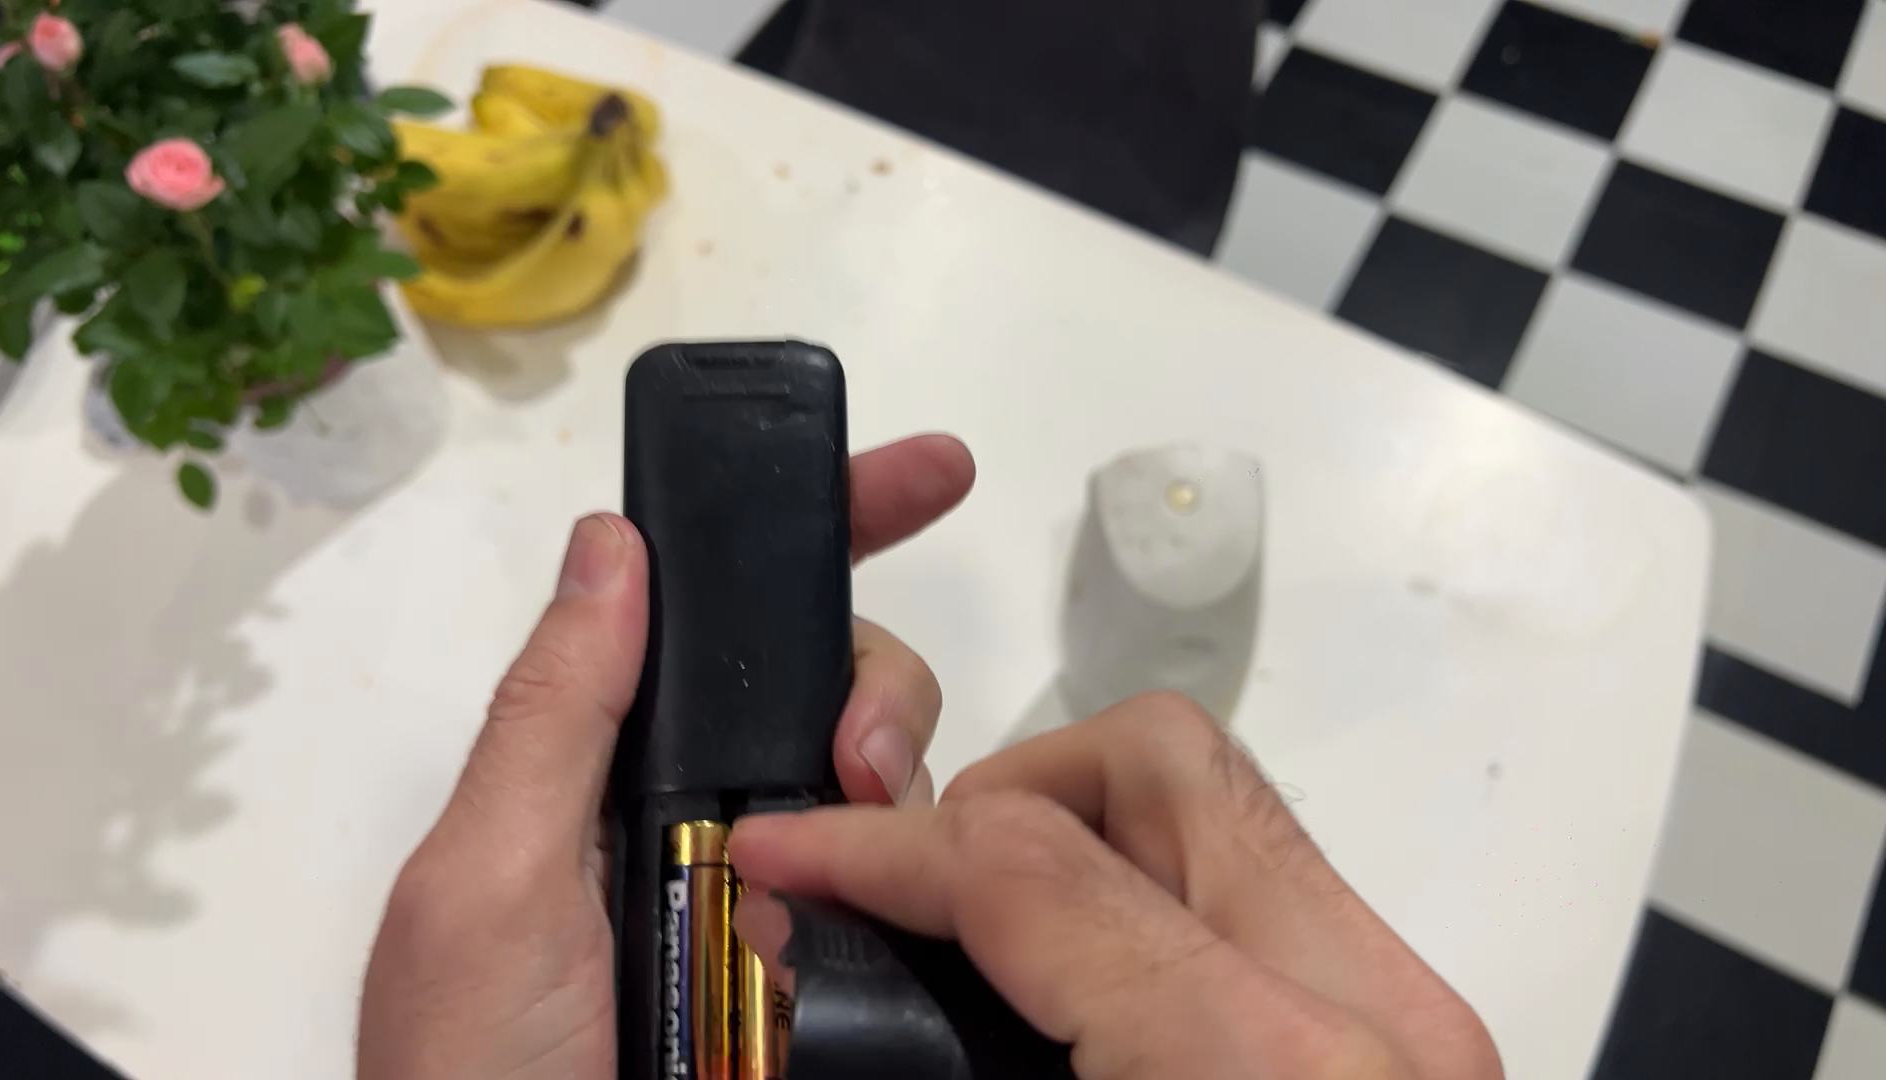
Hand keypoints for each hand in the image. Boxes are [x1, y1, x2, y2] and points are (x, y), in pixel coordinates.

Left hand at [358, 434, 974, 1079]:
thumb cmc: (494, 1065)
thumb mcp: (490, 877)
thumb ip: (556, 708)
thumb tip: (611, 538)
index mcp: (637, 742)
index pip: (737, 602)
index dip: (828, 521)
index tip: (930, 471)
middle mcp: (722, 779)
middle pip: (837, 665)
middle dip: (879, 673)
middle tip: (864, 761)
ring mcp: (795, 851)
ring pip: (886, 748)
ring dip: (899, 764)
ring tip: (869, 842)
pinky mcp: (849, 917)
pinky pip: (914, 843)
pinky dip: (927, 840)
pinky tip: (914, 878)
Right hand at [730, 693, 1503, 1079]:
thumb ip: (908, 1054)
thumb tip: (801, 946)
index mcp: (1258, 1077)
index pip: (1023, 862)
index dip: (865, 843)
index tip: (774, 852)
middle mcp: (1363, 1001)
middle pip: (1156, 755)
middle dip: (1010, 786)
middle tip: (933, 886)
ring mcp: (1399, 999)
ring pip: (1201, 790)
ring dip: (1071, 818)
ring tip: (996, 920)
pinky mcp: (1398, 1015)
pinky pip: (1234, 870)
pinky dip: (1130, 875)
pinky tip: (1078, 968)